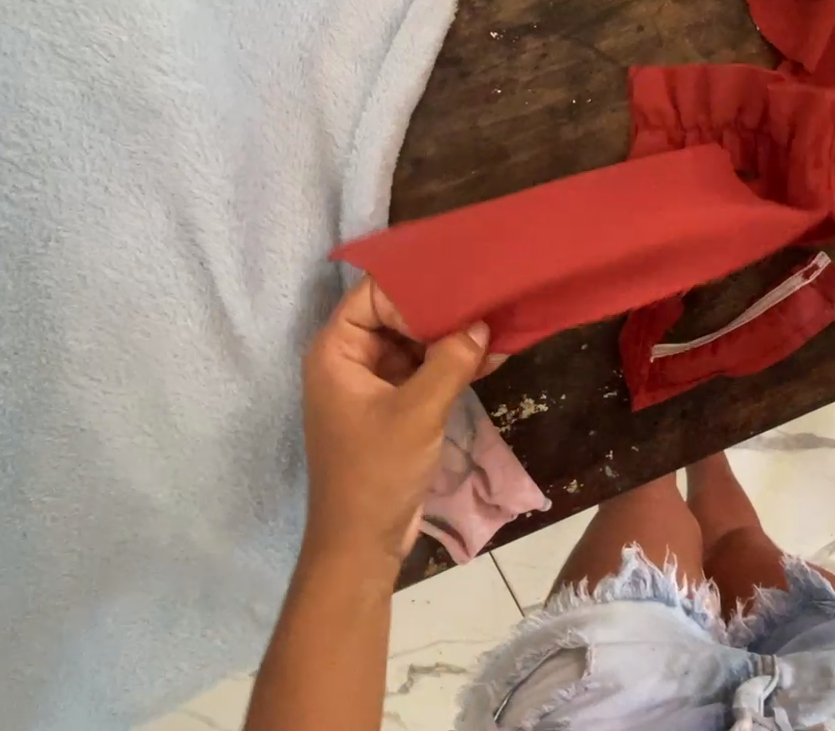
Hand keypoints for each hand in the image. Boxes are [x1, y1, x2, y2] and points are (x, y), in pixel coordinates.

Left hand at [300, 276, 494, 560]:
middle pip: (397, 315)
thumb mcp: (418, 412)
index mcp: (336, 352)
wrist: (363, 544)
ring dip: (452, 339)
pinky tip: (492, 357)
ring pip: (415, 343)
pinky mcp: (394, 405)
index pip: (373, 294)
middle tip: (486, 300)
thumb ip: (450, 362)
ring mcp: (372, 384)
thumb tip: (482, 325)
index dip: (414, 290)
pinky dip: (452, 365)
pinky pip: (424, 371)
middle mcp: (350, 360)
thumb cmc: (376, 472)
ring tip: (497, 325)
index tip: (459, 294)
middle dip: (441, 312)